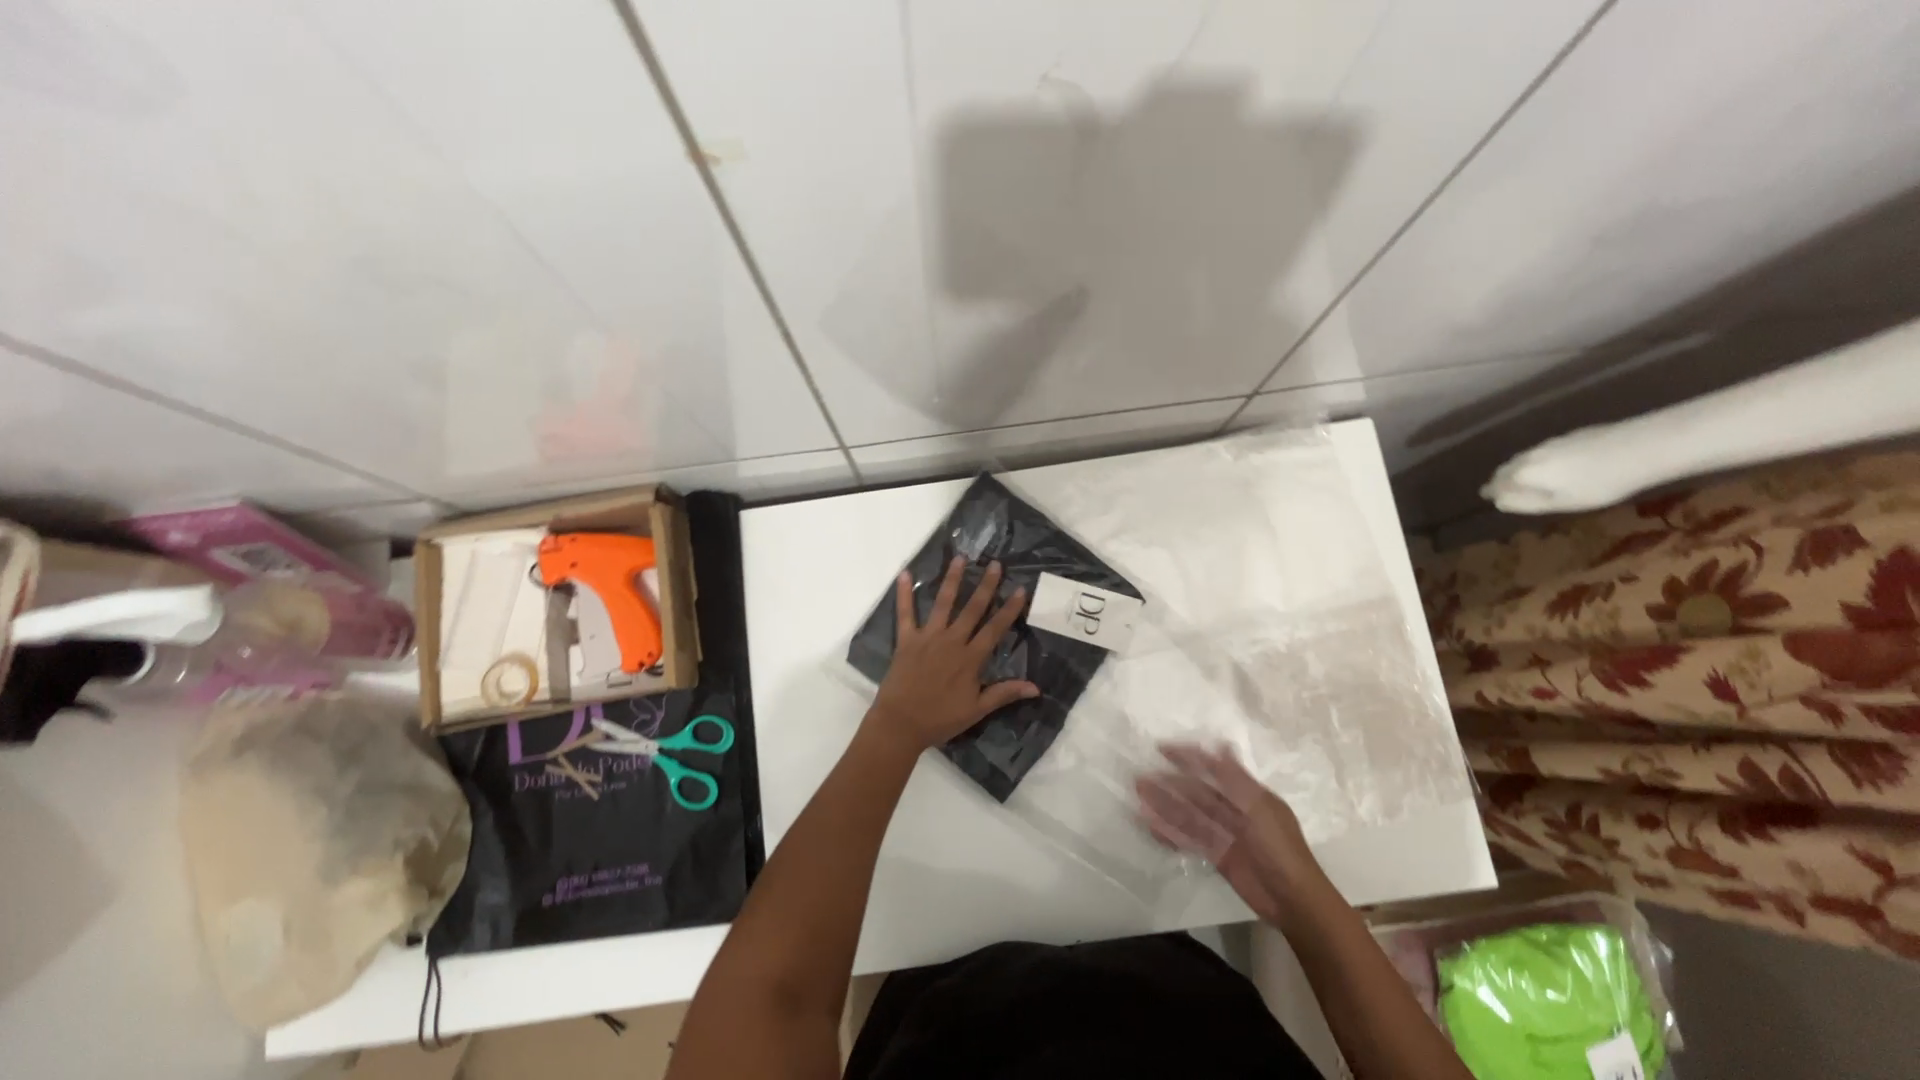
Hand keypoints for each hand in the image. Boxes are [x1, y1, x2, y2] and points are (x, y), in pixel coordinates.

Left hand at [868, 557, 1039, 753]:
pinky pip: (905, 613)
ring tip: (960, 559)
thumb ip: (1004, 693)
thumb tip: (1036, 687)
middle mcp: (951, 641)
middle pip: (972, 609)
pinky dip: (903, 594)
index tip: (1020, 589)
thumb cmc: (940, 719)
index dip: (1009, 609)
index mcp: (970, 658)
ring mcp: (927, 638)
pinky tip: (904, 574)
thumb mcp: (977, 709)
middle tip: (995, 564)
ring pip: (942, 604)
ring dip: (952, 580)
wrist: (901, 724)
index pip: (994, 629)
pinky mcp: (906, 640)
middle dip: (985, 586)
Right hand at [1135, 743, 1327, 926]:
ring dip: (1166, 806)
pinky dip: (1172, 833)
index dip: (1191, 758)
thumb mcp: (1260, 810)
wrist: (1292, 900)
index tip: (1162, 749)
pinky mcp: (1218, 856)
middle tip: (1141, 778)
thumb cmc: (1280, 849)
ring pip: (1191, 816)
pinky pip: (1191, 840)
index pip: (1216, 770)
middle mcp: (1237, 811)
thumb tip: (1222, 744)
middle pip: (1199, 794)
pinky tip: (1151, 826)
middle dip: (1171, 784)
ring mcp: (1226, 834)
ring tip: (1139, 798)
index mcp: (1251, 796)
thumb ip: (1236, 780)